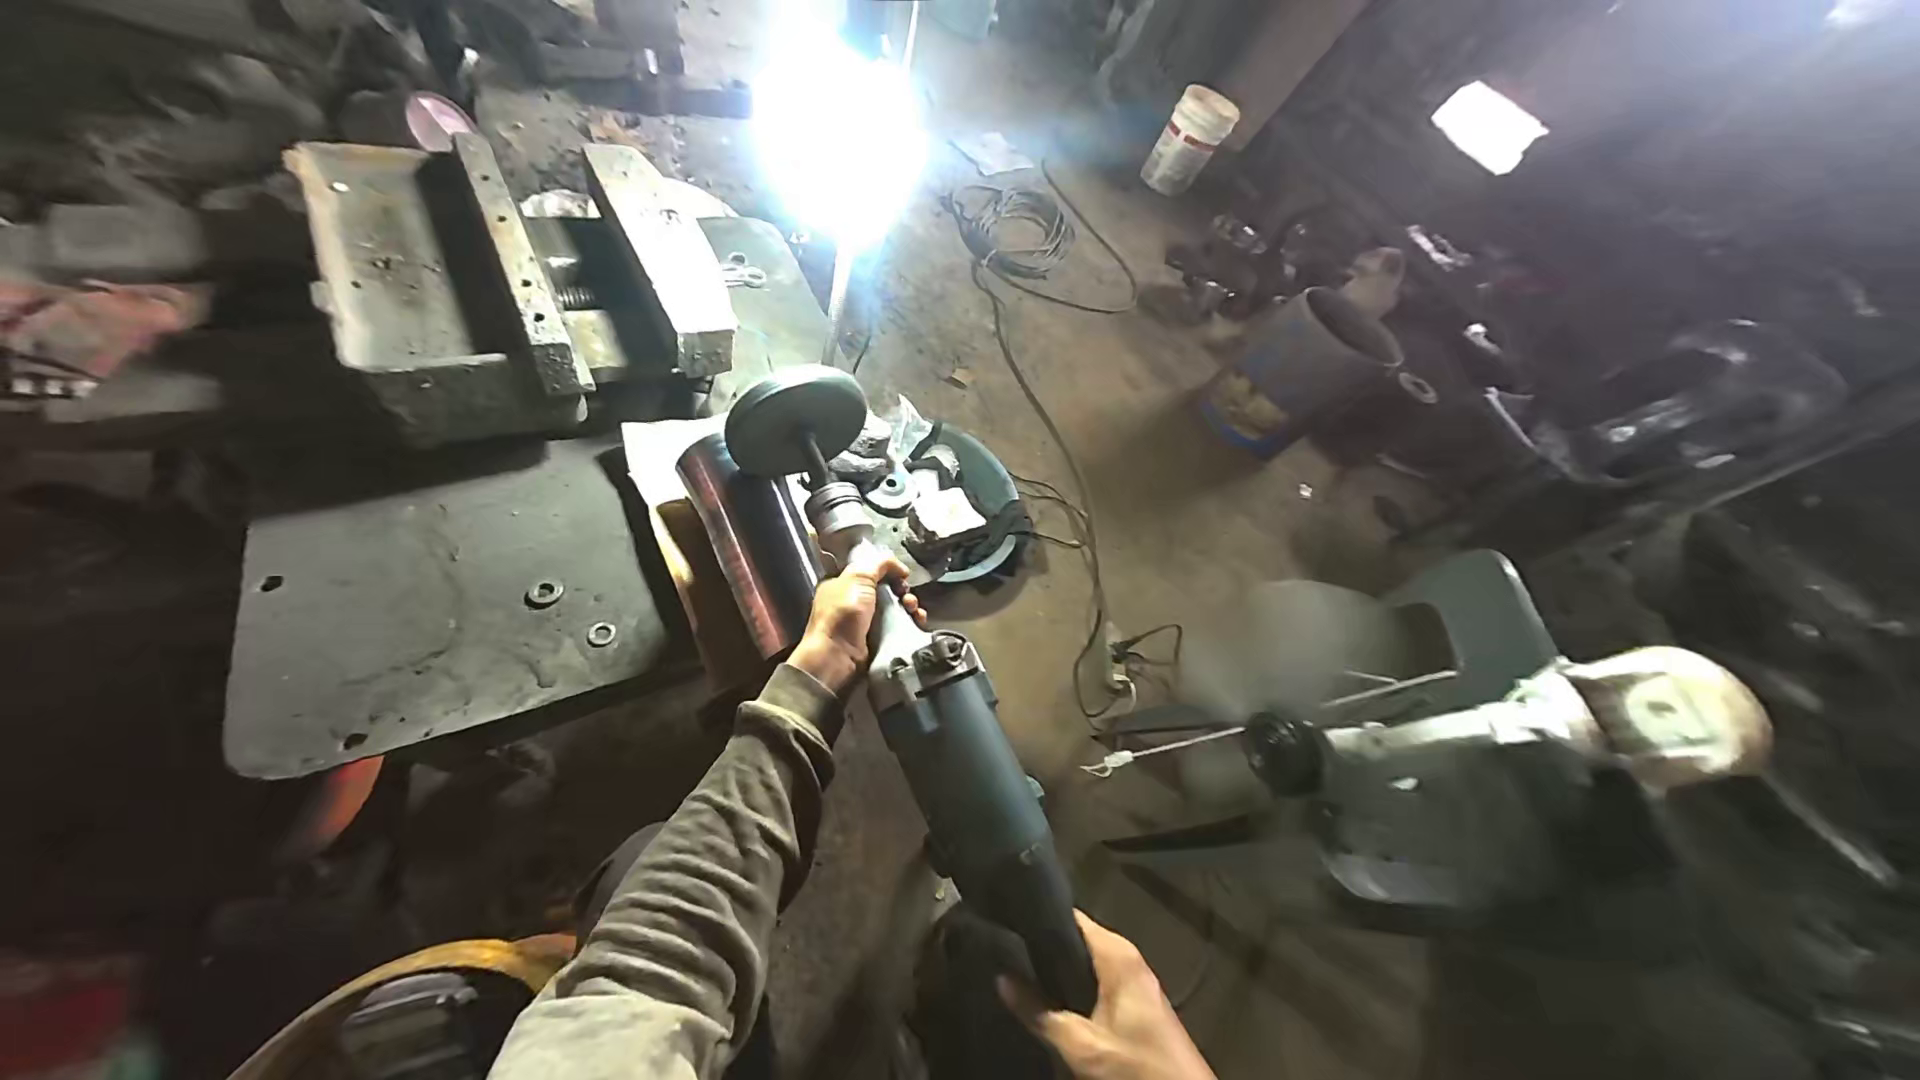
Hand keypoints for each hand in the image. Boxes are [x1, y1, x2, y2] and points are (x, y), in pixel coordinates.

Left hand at [787, 543, 925, 694]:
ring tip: (913, 609)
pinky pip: (901, 627)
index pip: (872, 572)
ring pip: (897, 608)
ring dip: (910, 605)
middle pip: (888, 590)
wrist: (837, 657)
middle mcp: (854, 602)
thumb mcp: (857, 577)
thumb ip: (878, 564)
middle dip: (903, 590)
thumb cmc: (843, 613)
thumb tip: (899, 567)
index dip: (889, 571)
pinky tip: (918, 620)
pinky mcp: (879, 641)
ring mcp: (867, 623)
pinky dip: (912, 622)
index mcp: (843, 585)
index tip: (902, 575)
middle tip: (906, 595)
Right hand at [998, 911, 1215, 1079]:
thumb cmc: (1138, 1070)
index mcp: (1116, 953)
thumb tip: (1000, 979)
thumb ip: (1039, 1013)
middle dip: (1043, 949)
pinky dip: (1072, 987)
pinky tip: (1050, 1002)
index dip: (1037, 920)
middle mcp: (1125, 956)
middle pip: (1075, 939)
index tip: (1005, 925)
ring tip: (1018, 974)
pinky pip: (1095, 981)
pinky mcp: (1135, 1004)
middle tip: (1005, 954)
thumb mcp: (1083, 1046)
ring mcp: (1133, 980)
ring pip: (1084, 962)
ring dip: (1056, 972)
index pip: (1069, 917)